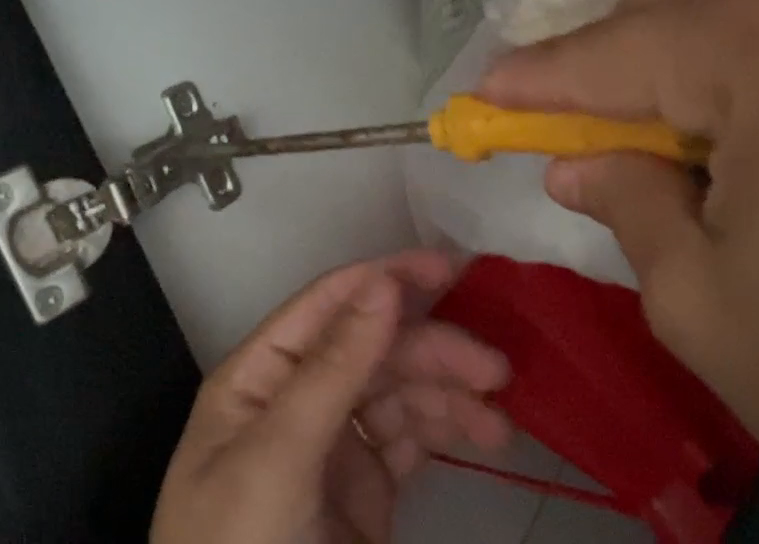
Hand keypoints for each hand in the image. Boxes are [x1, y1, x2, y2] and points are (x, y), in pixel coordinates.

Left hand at [150, 251, 510, 543]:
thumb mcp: (277, 456)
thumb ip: (332, 369)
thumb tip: (384, 282)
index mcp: (259, 377)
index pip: (328, 306)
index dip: (387, 279)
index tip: (450, 269)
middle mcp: (297, 399)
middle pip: (375, 349)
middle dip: (434, 350)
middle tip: (495, 369)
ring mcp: (333, 445)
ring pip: (401, 393)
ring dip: (451, 394)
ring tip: (499, 419)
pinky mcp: (365, 489)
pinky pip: (412, 439)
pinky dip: (448, 430)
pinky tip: (483, 435)